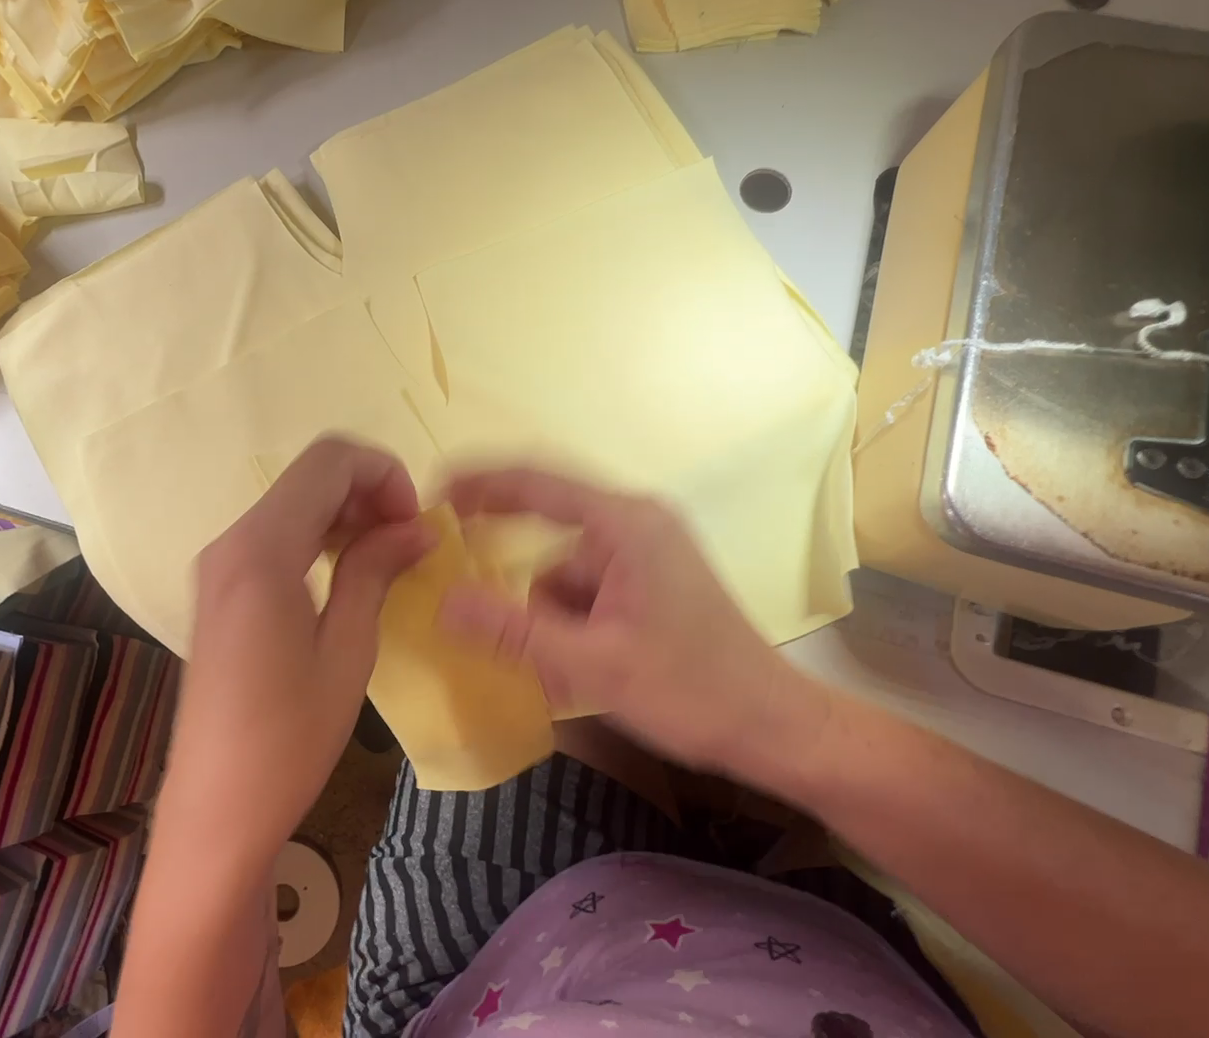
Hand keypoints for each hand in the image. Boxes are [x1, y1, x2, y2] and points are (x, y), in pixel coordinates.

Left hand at [167, 437, 432, 864]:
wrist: (217, 807)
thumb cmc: (290, 737)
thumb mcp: (347, 649)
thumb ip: (376, 571)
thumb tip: (417, 528)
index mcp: (261, 549)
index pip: (328, 462)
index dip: (383, 474)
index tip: (416, 524)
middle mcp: (231, 542)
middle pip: (308, 478)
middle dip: (368, 492)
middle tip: (410, 543)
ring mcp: (218, 566)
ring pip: (292, 505)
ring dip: (345, 515)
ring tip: (388, 560)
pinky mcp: (219, 591)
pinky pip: (274, 537)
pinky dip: (317, 538)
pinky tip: (347, 575)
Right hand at [438, 467, 832, 782]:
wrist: (777, 728)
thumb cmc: (692, 691)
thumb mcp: (592, 665)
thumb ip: (512, 632)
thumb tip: (442, 601)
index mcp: (625, 523)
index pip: (536, 480)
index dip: (478, 483)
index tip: (431, 495)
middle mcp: (636, 524)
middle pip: (547, 535)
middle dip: (517, 584)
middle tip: (475, 613)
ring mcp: (647, 554)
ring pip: (564, 573)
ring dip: (547, 617)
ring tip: (558, 671)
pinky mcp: (651, 584)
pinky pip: (587, 592)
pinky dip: (570, 625)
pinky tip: (577, 670)